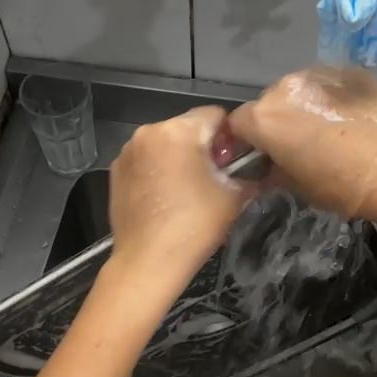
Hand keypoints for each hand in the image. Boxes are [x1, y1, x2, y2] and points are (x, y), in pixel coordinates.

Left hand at [107, 107, 256, 290]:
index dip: (230, 136)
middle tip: (213, 178)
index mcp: (180, 131)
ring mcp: (128, 151)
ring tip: (188, 189)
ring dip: (179, 156)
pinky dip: (158, 169)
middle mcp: (149, 132)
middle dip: (203, 146)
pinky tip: (165, 196)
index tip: (233, 161)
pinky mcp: (116, 171)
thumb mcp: (234, 197)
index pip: (215, 114)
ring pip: (165, 142)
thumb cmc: (195, 226)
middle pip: (188, 126)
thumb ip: (250, 174)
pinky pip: (146, 159)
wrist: (148, 261)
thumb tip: (261, 169)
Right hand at [228, 65, 376, 223]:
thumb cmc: (345, 185)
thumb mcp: (300, 188)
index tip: (260, 156)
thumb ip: (276, 170)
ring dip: (305, 107)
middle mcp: (285, 88)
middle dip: (277, 122)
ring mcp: (319, 73)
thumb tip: (271, 166)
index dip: (246, 141)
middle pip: (268, 103)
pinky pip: (328, 85)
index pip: (237, 123)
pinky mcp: (350, 69)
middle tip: (298, 146)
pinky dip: (331, 98)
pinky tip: (351, 120)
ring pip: (299, 91)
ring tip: (329, 131)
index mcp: (264, 118)